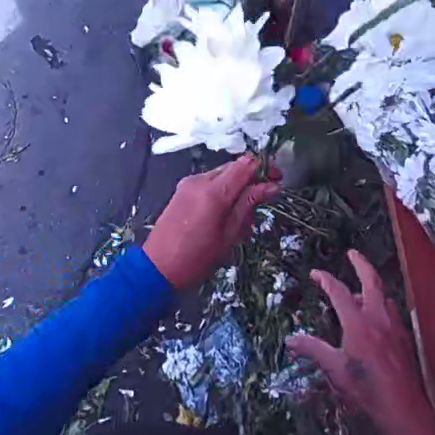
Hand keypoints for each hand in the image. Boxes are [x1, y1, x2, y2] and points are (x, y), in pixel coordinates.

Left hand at [143, 155, 280, 289]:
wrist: (156, 269)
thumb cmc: (197, 258)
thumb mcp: (229, 234)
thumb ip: (248, 204)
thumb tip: (272, 186)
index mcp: (214, 192)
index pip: (246, 165)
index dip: (265, 168)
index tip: (278, 178)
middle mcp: (201, 180)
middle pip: (234, 167)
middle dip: (253, 179)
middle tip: (266, 198)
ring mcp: (189, 184)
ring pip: (223, 174)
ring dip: (238, 187)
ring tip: (245, 217)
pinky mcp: (182, 190)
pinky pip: (210, 182)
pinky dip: (223, 191)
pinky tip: (227, 214)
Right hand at [288, 250, 434, 434]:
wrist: (401, 406)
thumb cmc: (365, 388)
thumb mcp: (334, 369)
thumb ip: (313, 350)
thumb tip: (291, 339)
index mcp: (358, 322)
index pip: (339, 292)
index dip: (326, 280)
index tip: (316, 273)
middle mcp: (378, 317)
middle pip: (371, 280)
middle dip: (361, 263)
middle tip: (352, 253)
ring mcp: (394, 325)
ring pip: (383, 296)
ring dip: (371, 288)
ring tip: (361, 292)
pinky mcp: (404, 336)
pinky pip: (391, 312)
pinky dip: (381, 306)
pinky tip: (377, 318)